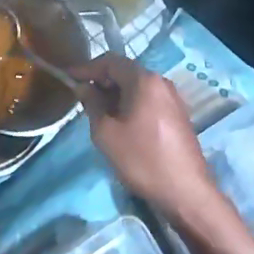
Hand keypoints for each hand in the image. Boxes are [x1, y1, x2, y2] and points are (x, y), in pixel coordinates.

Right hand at [70, 53, 220, 224]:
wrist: (186, 192)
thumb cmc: (142, 159)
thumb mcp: (106, 133)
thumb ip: (92, 104)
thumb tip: (84, 88)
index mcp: (144, 80)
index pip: (110, 62)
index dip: (86, 67)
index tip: (68, 76)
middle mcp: (161, 82)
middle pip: (125, 71)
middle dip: (101, 80)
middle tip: (80, 95)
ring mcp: (172, 98)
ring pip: (137, 86)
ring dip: (115, 93)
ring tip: (96, 110)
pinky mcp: (177, 115)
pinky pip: (148, 99)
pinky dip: (129, 103)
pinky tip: (118, 121)